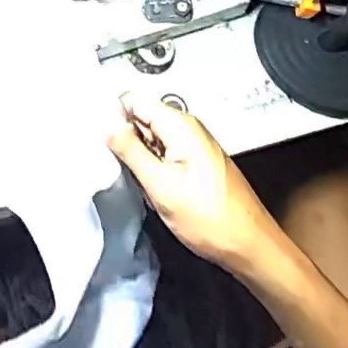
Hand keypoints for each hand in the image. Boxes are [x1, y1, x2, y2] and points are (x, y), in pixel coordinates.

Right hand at [106, 94, 285, 274]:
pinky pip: (165, 151)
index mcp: (180, 125)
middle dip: (125, 136)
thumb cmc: (211, 218)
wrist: (250, 246)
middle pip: (143, 117)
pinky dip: (153, 164)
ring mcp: (193, 144)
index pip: (135, 101)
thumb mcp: (161, 186)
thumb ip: (131, 151)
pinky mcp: (196, 161)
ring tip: (135, 179)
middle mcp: (188, 127)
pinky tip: (151, 186)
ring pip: (153, 137)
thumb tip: (107, 127)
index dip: (113, 114)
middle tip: (113, 162)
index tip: (97, 133)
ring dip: (139, 153)